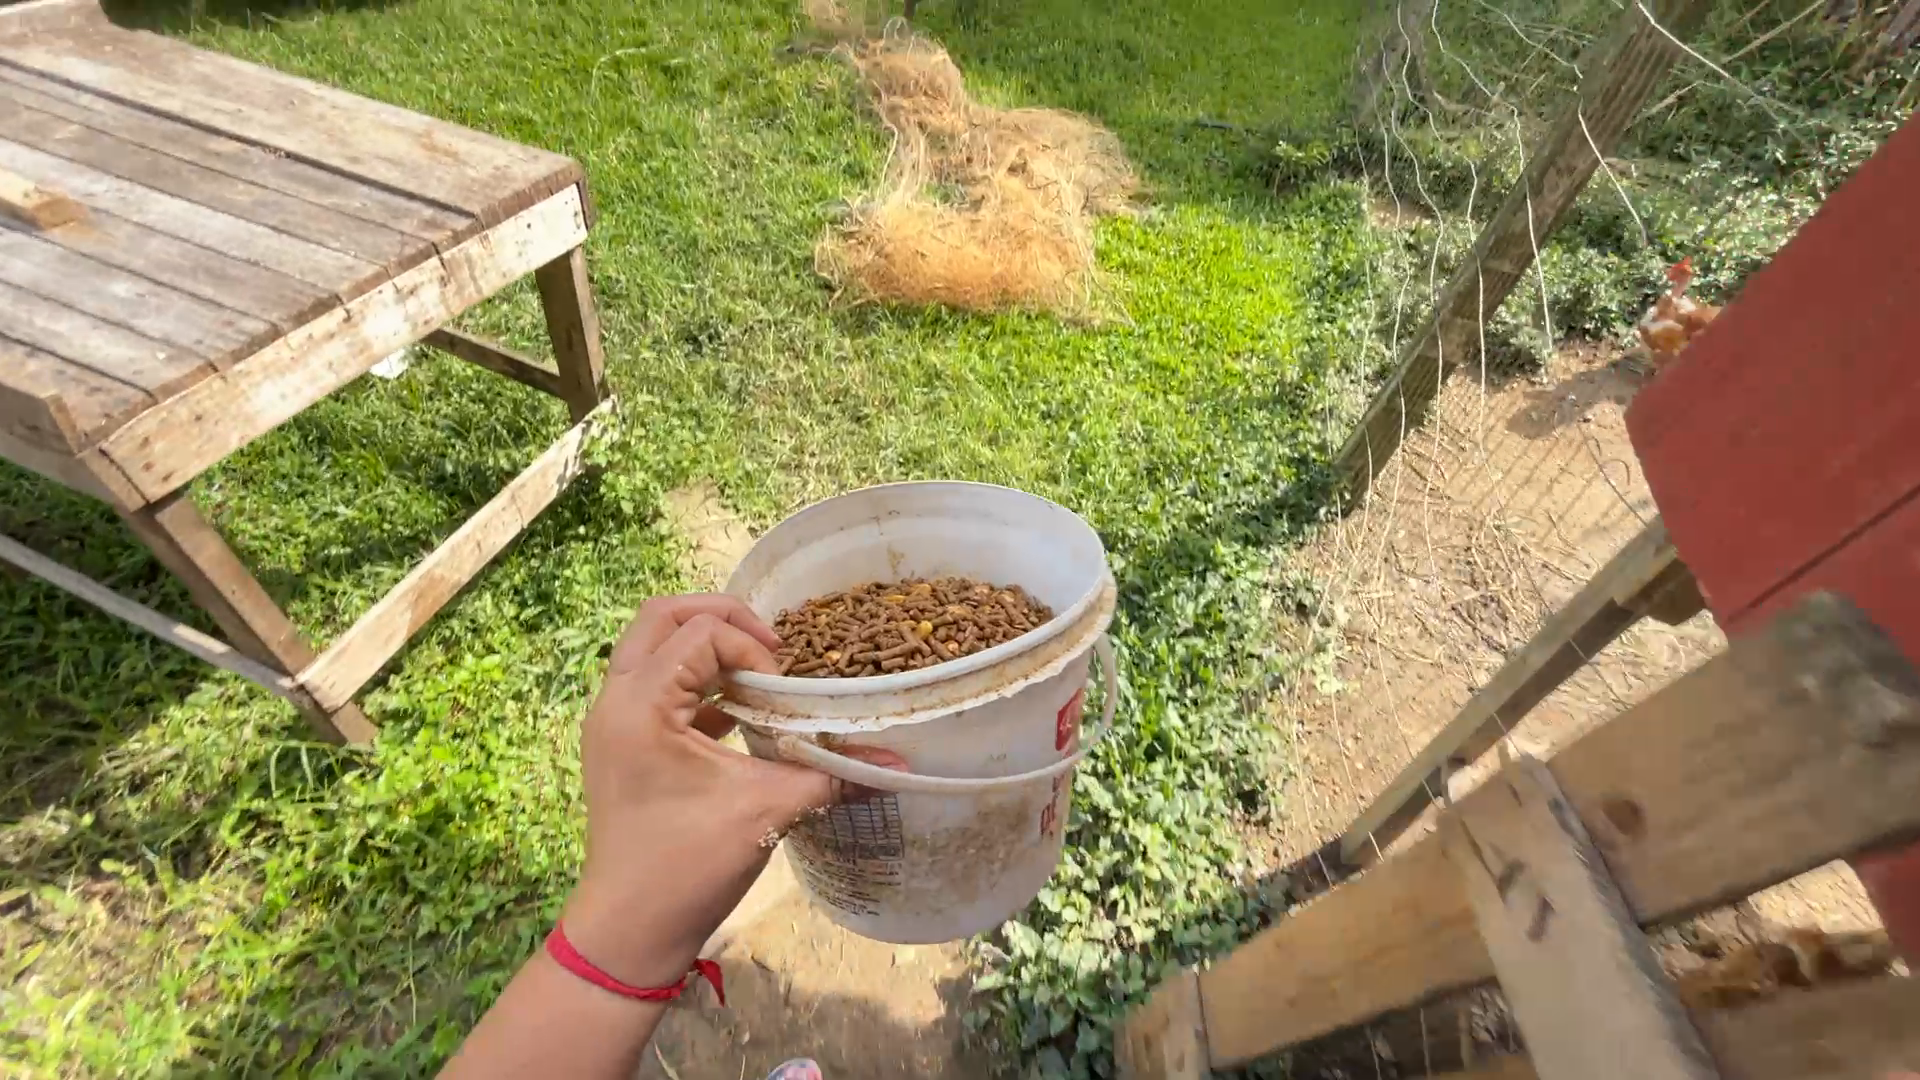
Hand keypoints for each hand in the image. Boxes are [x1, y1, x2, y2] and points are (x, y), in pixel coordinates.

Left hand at [559, 594, 893, 986]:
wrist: (628, 935)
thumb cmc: (688, 868)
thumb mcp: (767, 810)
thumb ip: (833, 774)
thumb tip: (900, 762)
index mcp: (641, 705)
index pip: (701, 634)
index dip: (751, 651)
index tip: (782, 692)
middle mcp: (617, 699)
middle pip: (664, 616)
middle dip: (724, 616)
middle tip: (771, 646)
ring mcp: (615, 718)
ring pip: (655, 644)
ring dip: (710, 644)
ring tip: (760, 670)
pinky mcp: (625, 739)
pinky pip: (659, 681)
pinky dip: (701, 678)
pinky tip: (743, 707)